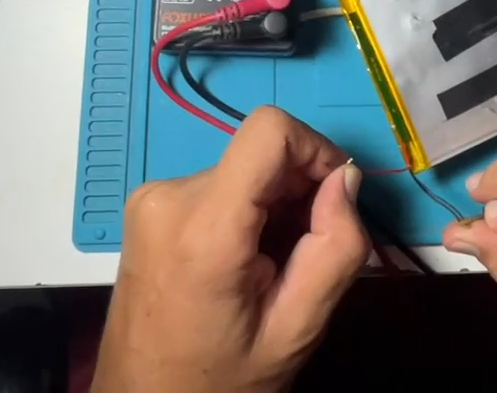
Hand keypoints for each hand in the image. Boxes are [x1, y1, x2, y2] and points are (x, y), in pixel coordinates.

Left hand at [93, 107, 370, 392]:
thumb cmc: (221, 383)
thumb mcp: (295, 330)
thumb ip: (335, 248)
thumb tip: (346, 176)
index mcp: (205, 226)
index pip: (269, 129)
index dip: (315, 149)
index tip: (332, 198)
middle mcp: (170, 193)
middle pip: (260, 151)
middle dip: (298, 188)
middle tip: (303, 251)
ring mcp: (153, 194)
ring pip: (243, 166)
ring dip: (273, 201)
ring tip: (270, 263)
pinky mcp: (149, 201)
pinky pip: (219, 180)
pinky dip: (246, 207)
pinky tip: (244, 258)